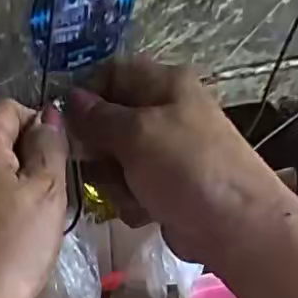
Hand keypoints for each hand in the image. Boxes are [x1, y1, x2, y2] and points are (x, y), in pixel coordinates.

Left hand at [0, 99, 69, 297]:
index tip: (56, 159)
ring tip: (29, 216)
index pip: (9, 107)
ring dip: (10, 181)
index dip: (38, 123)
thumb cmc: (16, 246)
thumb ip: (49, 144)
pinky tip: (6, 232)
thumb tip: (47, 114)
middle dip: (24, 154)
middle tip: (47, 192)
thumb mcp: (47, 191)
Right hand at [67, 57, 297, 267]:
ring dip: (113, 182)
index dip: (85, 97)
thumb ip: (98, 118)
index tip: (65, 126)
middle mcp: (163, 114)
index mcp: (164, 85)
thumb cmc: (186, 168)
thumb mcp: (137, 134)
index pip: (111, 74)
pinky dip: (130, 201)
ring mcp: (163, 154)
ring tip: (129, 194)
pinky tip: (144, 212)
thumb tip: (69, 100)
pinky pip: (129, 189)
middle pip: (108, 123)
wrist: (232, 223)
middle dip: (98, 150)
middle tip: (100, 168)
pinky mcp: (163, 187)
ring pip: (114, 161)